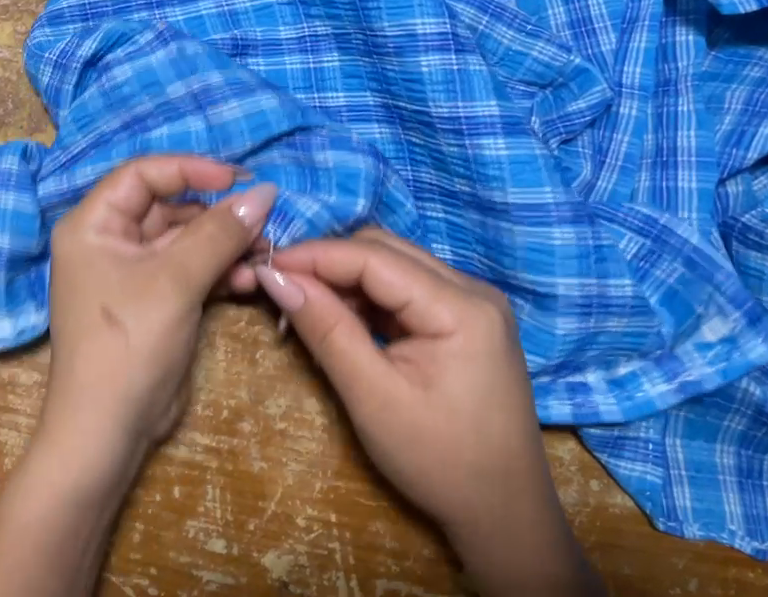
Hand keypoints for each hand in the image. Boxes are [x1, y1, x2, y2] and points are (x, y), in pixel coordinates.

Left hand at [42, 156, 275, 463]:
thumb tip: (264, 191)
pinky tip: (247, 282)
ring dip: (224, 245)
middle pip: (168, 207)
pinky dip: (218, 272)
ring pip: (185, 240)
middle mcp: (108, 240)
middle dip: (216, 214)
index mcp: (93, 224)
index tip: (238, 178)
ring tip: (263, 255)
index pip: (142, 174)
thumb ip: (219, 232)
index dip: (190, 169)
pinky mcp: (154, 300)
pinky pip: (190, 270)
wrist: (108, 429)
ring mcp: (131, 272)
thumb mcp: (175, 280)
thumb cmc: (128, 342)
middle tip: (263, 223)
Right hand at [249, 231, 598, 595]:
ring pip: (390, 264)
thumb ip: (325, 328)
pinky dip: (364, 296)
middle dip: (326, 263)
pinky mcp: (463, 319)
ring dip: (342, 278)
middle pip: (383, 249)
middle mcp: (473, 290)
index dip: (313, 255)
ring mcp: (472, 303)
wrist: (503, 517)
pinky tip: (339, 318)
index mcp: (462, 308)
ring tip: (304, 307)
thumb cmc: (440, 462)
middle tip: (279, 287)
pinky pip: (402, 287)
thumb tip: (273, 276)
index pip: (372, 256)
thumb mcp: (372, 397)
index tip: (263, 265)